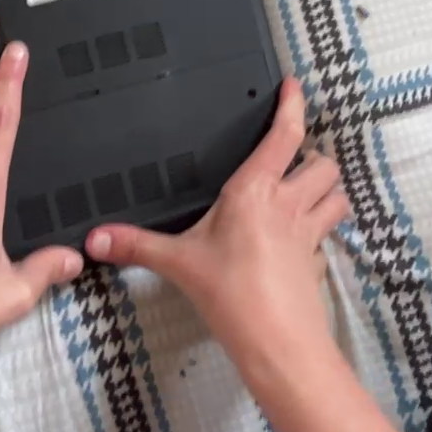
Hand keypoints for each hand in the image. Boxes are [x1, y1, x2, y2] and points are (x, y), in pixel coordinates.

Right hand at [83, 78, 350, 370]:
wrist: (279, 346)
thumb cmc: (233, 296)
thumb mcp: (178, 264)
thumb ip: (136, 246)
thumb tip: (95, 239)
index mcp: (255, 191)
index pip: (283, 136)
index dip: (292, 106)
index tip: (293, 85)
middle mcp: (288, 204)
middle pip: (322, 162)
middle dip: (312, 155)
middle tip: (292, 157)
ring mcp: (308, 232)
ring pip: (336, 193)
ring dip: (326, 186)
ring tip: (304, 187)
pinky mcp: (316, 260)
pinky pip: (328, 230)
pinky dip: (321, 222)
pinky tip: (298, 234)